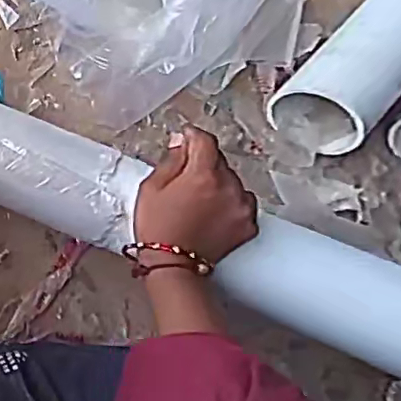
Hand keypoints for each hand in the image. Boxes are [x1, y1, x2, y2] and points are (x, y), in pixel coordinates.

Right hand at [132, 127, 258, 267]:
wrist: (173, 264)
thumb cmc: (156, 226)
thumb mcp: (150, 188)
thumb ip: (170, 160)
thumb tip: (183, 142)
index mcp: (203, 174)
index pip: (205, 141)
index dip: (192, 136)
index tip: (185, 137)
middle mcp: (229, 187)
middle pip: (219, 161)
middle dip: (202, 164)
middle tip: (183, 179)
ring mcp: (243, 206)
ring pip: (232, 181)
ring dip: (217, 184)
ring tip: (197, 201)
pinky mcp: (250, 223)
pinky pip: (242, 202)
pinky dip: (229, 202)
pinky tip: (210, 213)